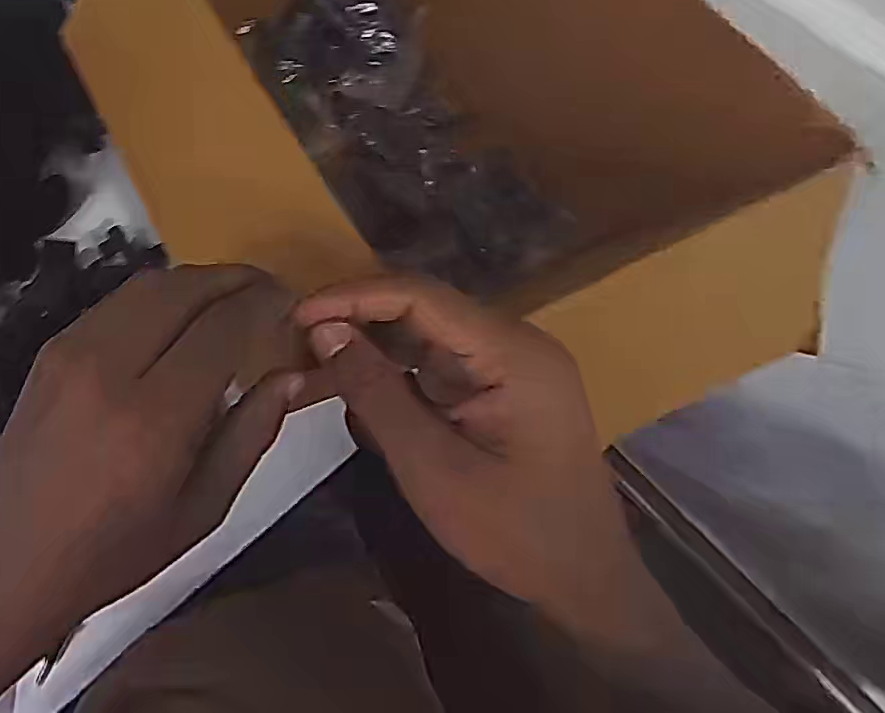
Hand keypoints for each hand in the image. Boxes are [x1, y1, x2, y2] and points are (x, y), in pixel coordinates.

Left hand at [0, 265, 303, 712]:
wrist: (11, 556)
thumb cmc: (115, 549)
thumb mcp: (203, 508)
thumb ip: (252, 432)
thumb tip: (291, 374)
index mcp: (153, 418)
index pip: (222, 327)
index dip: (263, 303)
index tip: (288, 303)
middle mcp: (109, 367)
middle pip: (186, 288)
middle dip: (236, 278)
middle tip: (267, 289)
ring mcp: (73, 348)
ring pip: (151, 282)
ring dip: (199, 279)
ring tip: (230, 295)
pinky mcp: (54, 344)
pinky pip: (121, 299)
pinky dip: (162, 293)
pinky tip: (180, 314)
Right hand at [296, 277, 764, 712]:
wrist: (587, 588)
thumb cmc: (514, 533)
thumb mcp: (432, 467)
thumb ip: (375, 392)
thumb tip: (323, 331)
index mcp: (510, 351)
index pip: (419, 295)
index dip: (353, 296)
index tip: (299, 315)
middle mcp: (510, 341)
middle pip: (419, 307)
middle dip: (355, 319)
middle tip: (298, 340)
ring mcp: (504, 361)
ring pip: (419, 332)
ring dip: (367, 345)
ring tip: (313, 365)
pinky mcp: (493, 383)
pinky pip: (431, 361)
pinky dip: (388, 371)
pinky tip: (352, 388)